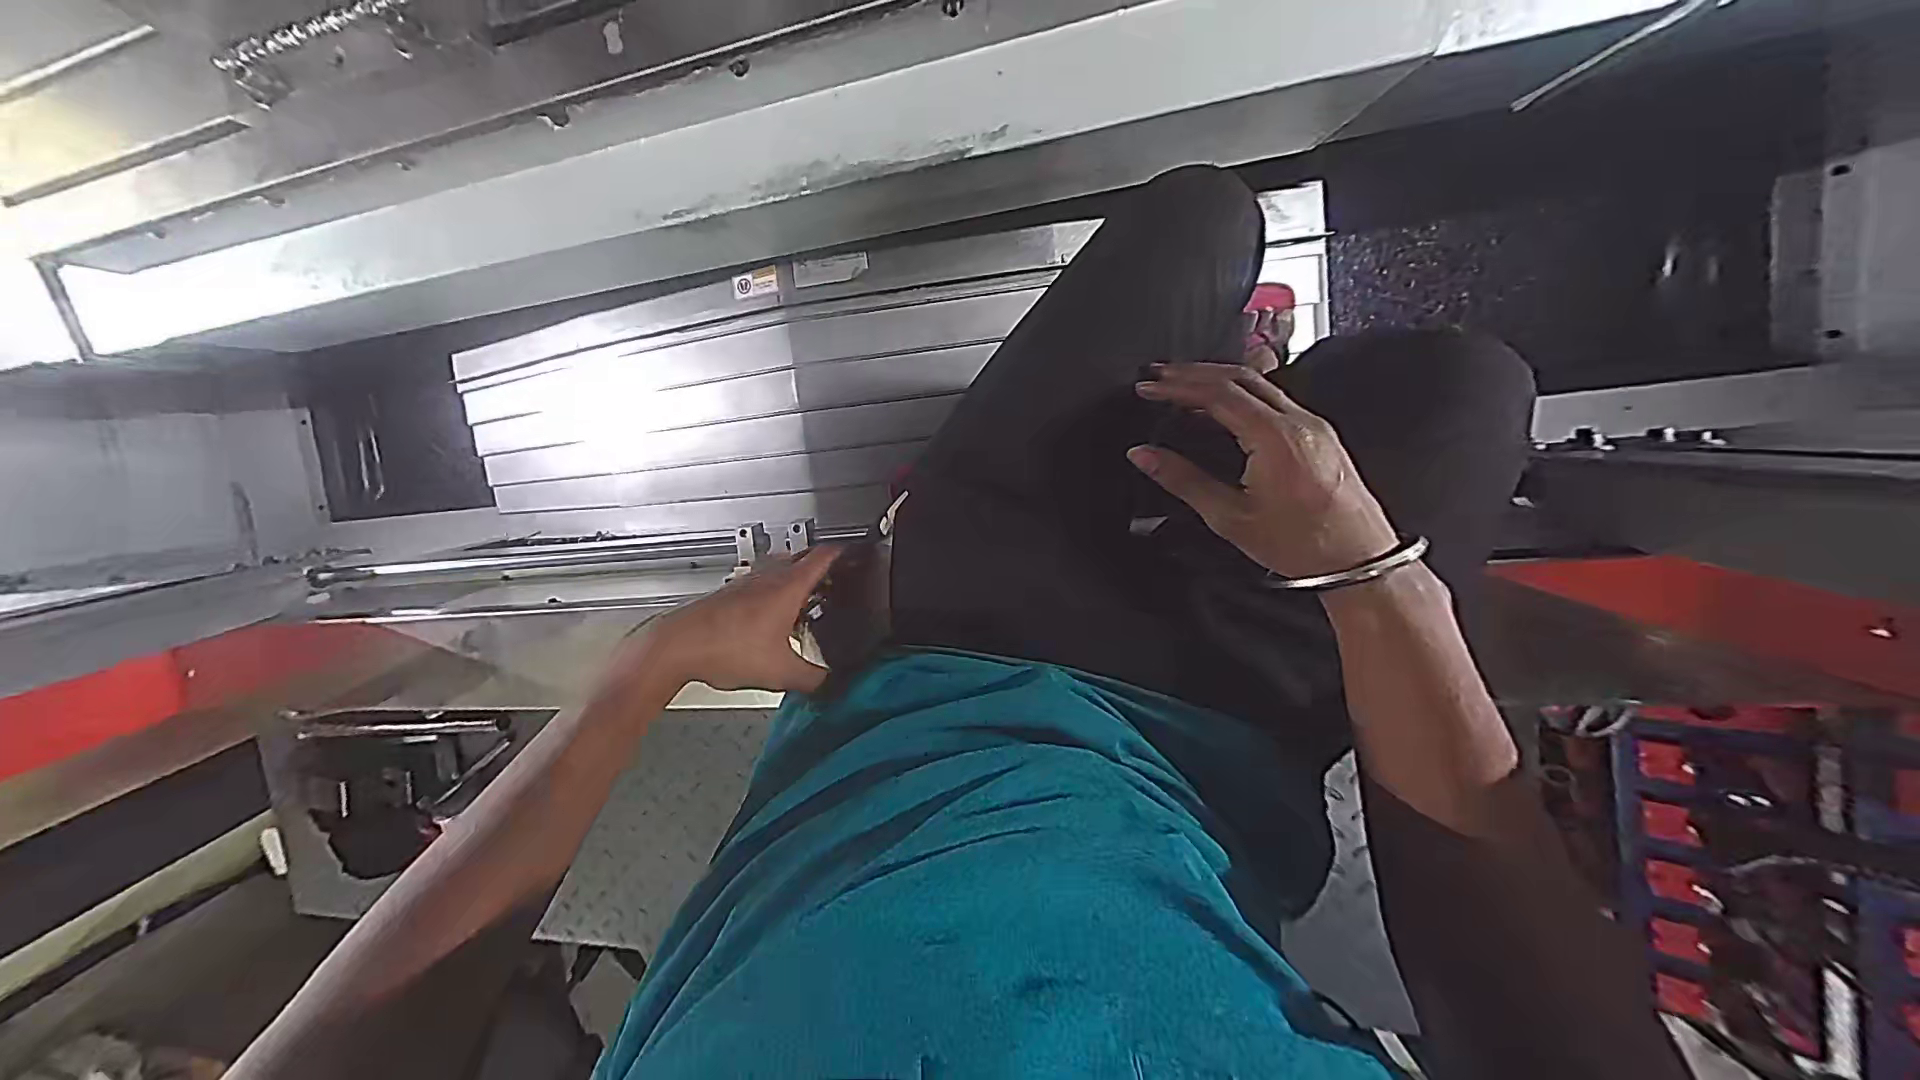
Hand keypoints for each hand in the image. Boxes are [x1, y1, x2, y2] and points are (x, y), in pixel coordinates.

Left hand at [628, 546, 843, 692]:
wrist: (674, 647)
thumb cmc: (722, 648)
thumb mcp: (780, 672)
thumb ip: (813, 678)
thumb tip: (831, 683)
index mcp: (788, 587)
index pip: (824, 556)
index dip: (845, 553)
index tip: (857, 554)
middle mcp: (768, 578)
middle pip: (804, 558)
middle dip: (824, 567)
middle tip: (838, 578)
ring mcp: (747, 583)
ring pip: (781, 570)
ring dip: (798, 579)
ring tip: (808, 600)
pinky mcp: (730, 594)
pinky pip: (763, 583)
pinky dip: (777, 591)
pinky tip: (775, 618)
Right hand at [1129, 362, 1396, 578]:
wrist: (1358, 562)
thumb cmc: (1303, 544)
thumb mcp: (1229, 516)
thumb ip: (1182, 479)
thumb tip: (1145, 456)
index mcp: (1275, 438)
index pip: (1217, 394)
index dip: (1177, 386)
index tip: (1149, 386)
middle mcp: (1299, 422)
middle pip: (1239, 376)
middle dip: (1193, 371)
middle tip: (1159, 374)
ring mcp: (1313, 425)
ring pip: (1258, 382)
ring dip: (1216, 378)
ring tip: (1183, 384)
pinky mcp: (1319, 434)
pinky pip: (1274, 399)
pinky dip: (1239, 394)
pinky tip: (1221, 408)